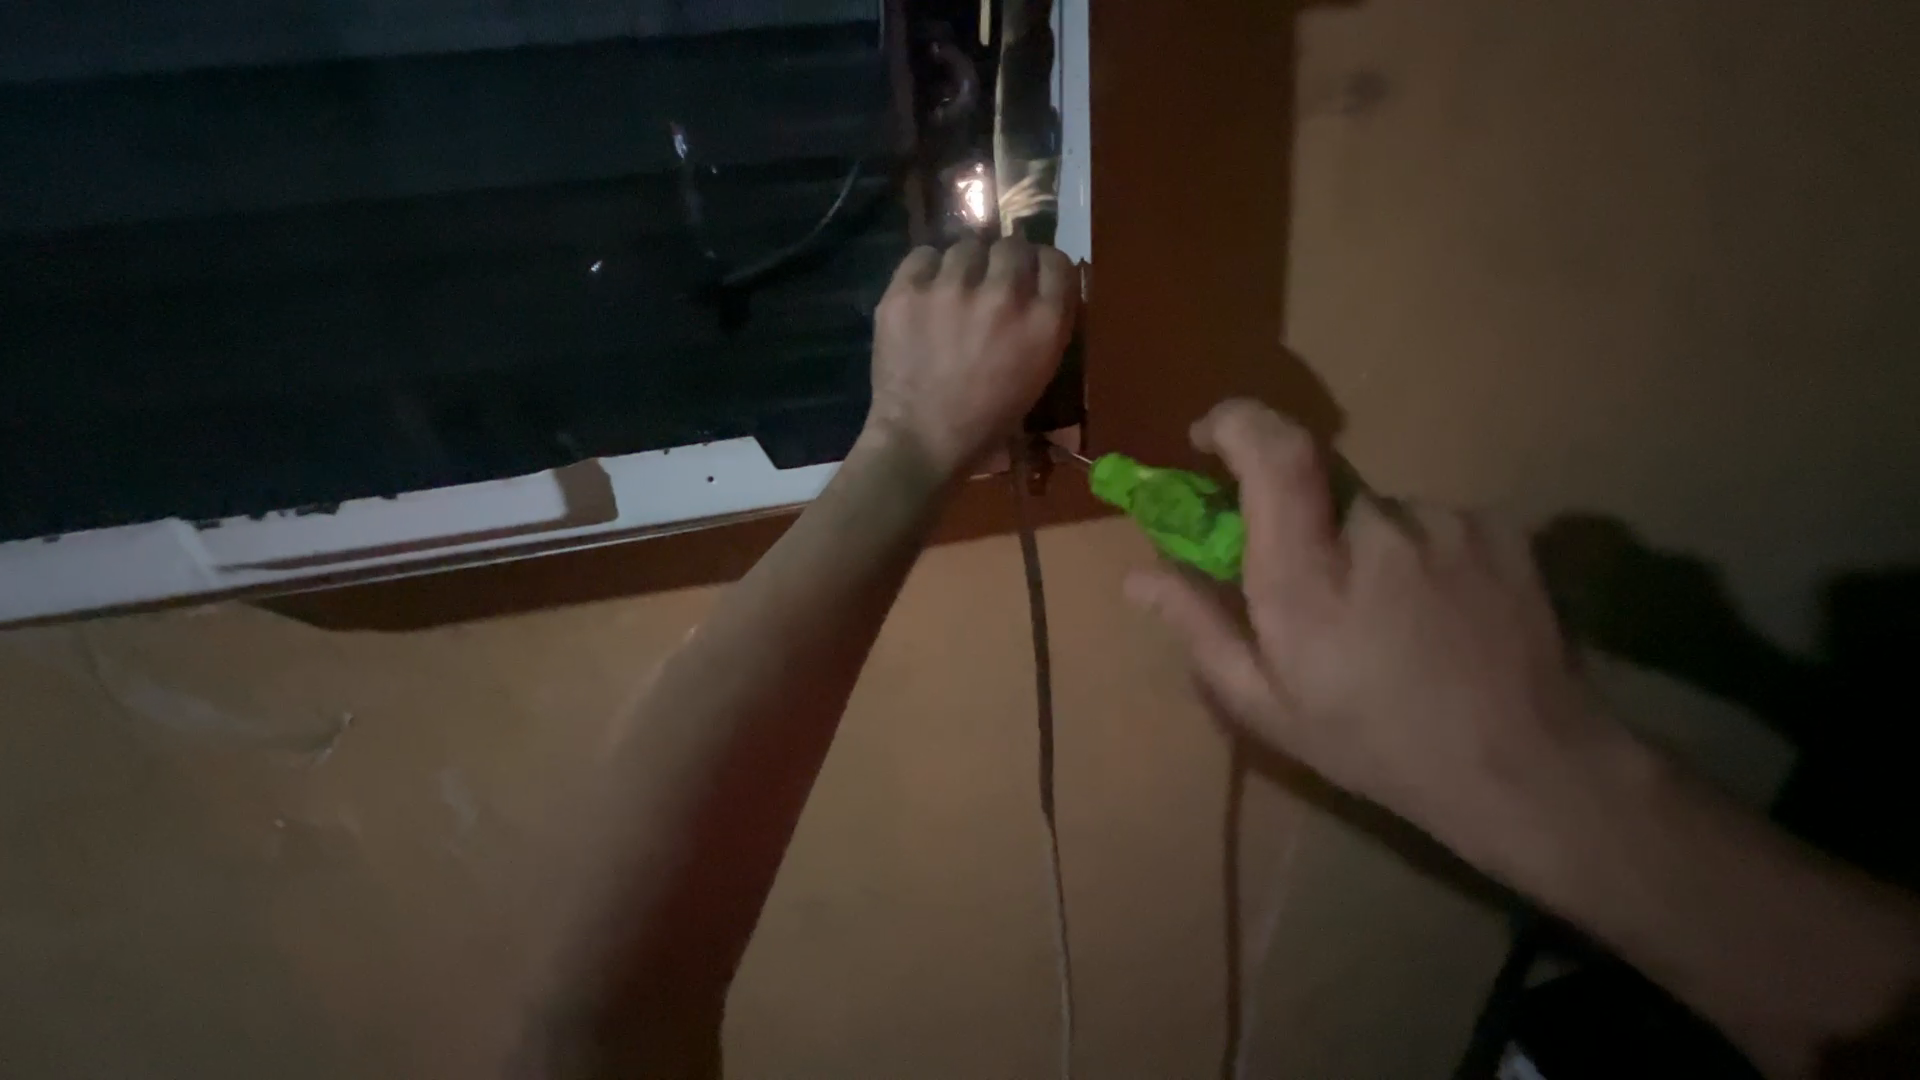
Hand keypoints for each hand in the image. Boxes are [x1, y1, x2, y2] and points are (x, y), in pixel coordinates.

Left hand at [863, 237, 1078, 475]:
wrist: (922, 442)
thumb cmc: (986, 422)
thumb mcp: (1036, 377)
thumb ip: (1044, 327)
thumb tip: (1039, 289)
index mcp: (1043, 323)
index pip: (1056, 261)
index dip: (1042, 267)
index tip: (1030, 278)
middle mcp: (1003, 296)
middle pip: (1012, 246)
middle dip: (1003, 264)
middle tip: (989, 287)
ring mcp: (952, 290)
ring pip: (966, 247)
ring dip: (964, 267)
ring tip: (952, 296)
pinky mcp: (908, 291)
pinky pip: (923, 255)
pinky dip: (926, 272)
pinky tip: (924, 297)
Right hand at [1126, 399, 1615, 854]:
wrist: (1528, 769)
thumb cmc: (1373, 742)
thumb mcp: (1264, 703)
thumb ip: (1198, 626)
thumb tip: (1137, 575)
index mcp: (1307, 577)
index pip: (1274, 456)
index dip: (1235, 424)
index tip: (1207, 437)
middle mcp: (1376, 531)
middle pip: (1314, 485)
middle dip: (1298, 523)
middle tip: (1311, 587)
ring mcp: (1445, 525)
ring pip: (1372, 509)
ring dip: (1359, 546)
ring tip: (1383, 618)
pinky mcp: (1497, 529)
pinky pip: (1426, 522)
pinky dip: (1410, 553)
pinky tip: (1433, 613)